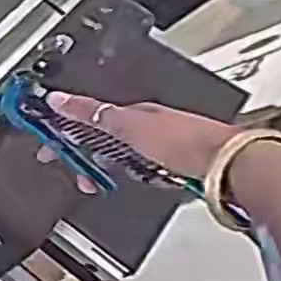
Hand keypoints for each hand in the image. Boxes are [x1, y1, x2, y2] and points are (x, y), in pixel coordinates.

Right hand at [44, 91, 240, 180]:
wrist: (232, 166)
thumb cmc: (186, 141)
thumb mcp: (128, 124)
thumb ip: (90, 112)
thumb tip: (57, 99)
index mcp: (131, 111)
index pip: (85, 118)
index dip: (62, 132)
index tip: (47, 147)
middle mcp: (144, 126)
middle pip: (99, 139)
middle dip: (83, 157)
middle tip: (78, 173)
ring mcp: (157, 146)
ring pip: (117, 157)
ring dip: (104, 170)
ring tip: (101, 181)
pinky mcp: (170, 165)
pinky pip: (137, 169)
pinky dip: (128, 176)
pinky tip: (133, 180)